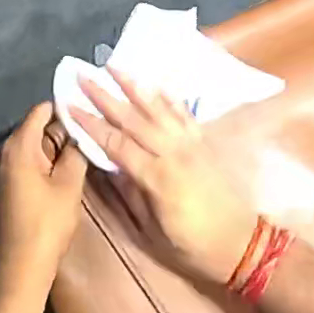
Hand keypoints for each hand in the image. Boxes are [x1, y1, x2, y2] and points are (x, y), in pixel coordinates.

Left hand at [0, 102, 89, 286]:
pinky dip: (34, 165)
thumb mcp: (69, 186)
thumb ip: (75, 154)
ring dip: (46, 150)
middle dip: (56, 131)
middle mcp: (0, 152)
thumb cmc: (46, 224)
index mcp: (17, 146)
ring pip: (25, 148)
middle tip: (83, 138)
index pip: (40, 110)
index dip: (62, 109)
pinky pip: (17, 165)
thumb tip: (79, 134)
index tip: (83, 114)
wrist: (17, 268)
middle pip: (31, 128)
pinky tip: (53, 177)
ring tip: (73, 157)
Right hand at [69, 69, 257, 287]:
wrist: (244, 245)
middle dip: (105, 96)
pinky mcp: (203, 141)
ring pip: (157, 107)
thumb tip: (106, 165)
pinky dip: (167, 96)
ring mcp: (190, 143)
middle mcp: (173, 153)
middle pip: (133, 118)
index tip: (70, 106)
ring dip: (134, 85)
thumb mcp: (153, 232)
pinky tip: (153, 83)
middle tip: (83, 75)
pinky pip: (183, 112)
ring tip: (113, 66)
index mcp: (157, 178)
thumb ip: (129, 194)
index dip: (91, 124)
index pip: (116, 144)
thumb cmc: (193, 246)